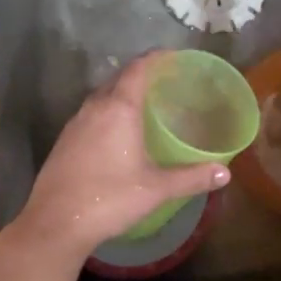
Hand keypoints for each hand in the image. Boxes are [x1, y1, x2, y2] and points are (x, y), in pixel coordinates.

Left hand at [15, 51, 230, 255]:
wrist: (55, 224)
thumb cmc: (110, 198)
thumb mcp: (156, 189)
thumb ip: (192, 178)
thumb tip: (225, 173)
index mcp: (120, 108)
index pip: (139, 68)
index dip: (156, 58)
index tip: (174, 56)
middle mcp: (96, 107)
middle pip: (119, 77)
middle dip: (141, 73)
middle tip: (164, 81)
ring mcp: (76, 122)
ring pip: (102, 95)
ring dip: (122, 92)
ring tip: (143, 104)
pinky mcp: (64, 140)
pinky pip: (91, 113)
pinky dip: (107, 111)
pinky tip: (117, 132)